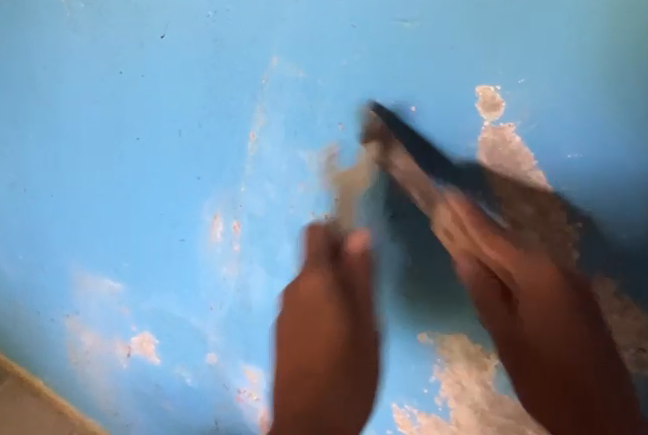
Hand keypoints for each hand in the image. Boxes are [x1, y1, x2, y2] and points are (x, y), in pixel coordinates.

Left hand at [271, 222, 379, 434]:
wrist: (308, 429)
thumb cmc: (346, 374)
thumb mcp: (367, 323)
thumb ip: (361, 276)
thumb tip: (359, 233)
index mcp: (313, 278)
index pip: (317, 231)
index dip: (340, 235)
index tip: (360, 258)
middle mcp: (292, 289)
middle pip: (315, 261)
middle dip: (340, 270)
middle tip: (366, 301)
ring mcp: (283, 314)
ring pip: (311, 288)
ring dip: (331, 296)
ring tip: (355, 328)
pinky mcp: (281, 338)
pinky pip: (303, 310)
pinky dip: (320, 316)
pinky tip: (336, 346)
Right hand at [436, 193, 647, 434]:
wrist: (608, 421)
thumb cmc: (550, 382)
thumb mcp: (508, 341)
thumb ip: (485, 294)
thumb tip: (463, 257)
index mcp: (538, 274)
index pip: (494, 237)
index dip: (469, 216)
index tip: (449, 193)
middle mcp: (559, 268)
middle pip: (511, 244)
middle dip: (481, 231)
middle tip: (451, 215)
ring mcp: (574, 283)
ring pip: (526, 259)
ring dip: (498, 252)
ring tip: (469, 241)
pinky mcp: (581, 300)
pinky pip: (541, 273)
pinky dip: (517, 269)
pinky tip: (501, 274)